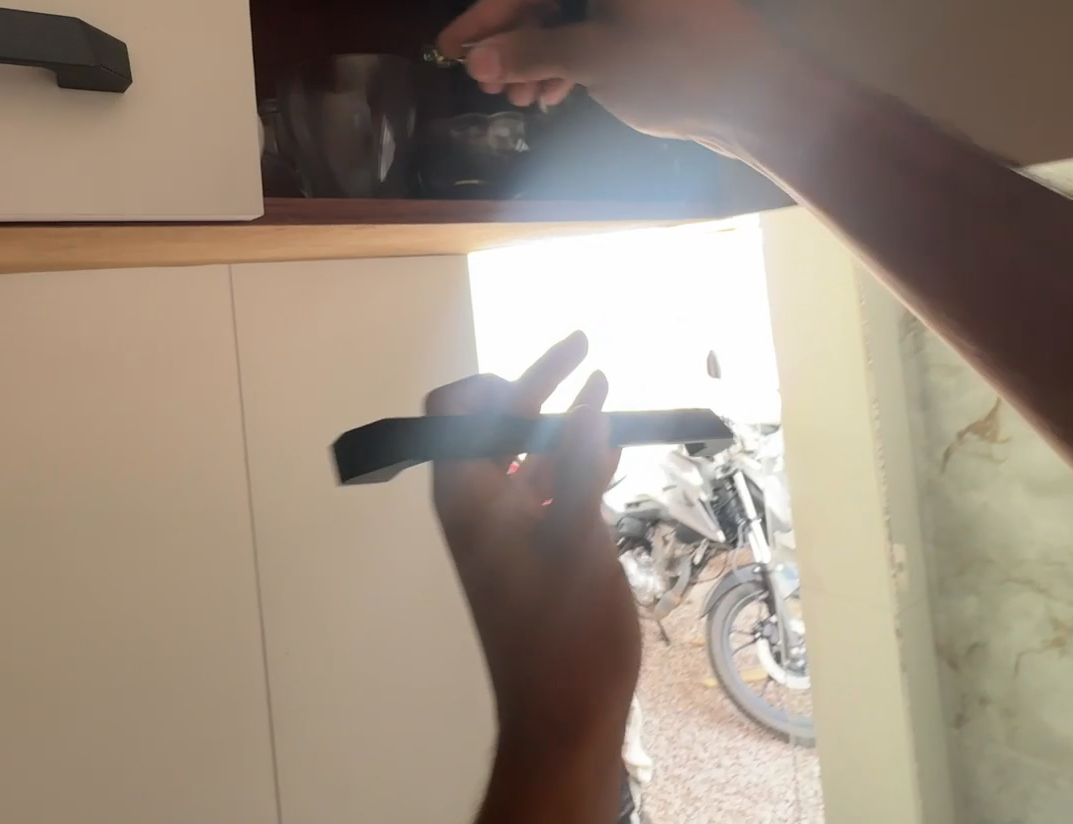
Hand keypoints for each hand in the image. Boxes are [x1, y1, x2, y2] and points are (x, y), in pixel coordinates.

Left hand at [426, 332, 638, 773]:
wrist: (561, 715)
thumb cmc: (565, 634)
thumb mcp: (578, 541)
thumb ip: (580, 467)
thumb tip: (590, 402)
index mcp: (465, 492)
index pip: (465, 407)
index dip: (512, 377)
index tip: (573, 357)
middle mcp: (471, 499)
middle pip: (489, 421)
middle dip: (534, 391)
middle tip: (585, 366)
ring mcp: (496, 522)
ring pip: (519, 451)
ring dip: (557, 426)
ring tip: (603, 401)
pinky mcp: (521, 543)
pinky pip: (539, 484)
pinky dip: (568, 463)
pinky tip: (608, 452)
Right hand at [436, 0, 798, 145]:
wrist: (754, 96)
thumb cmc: (675, 63)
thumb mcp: (593, 58)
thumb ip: (530, 54)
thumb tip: (474, 61)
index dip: (484, 18)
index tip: (448, 49)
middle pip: (541, 0)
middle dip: (513, 46)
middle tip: (485, 86)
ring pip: (562, 23)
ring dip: (536, 62)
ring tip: (516, 101)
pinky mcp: (641, 20)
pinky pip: (586, 37)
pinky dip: (565, 66)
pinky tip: (548, 97)